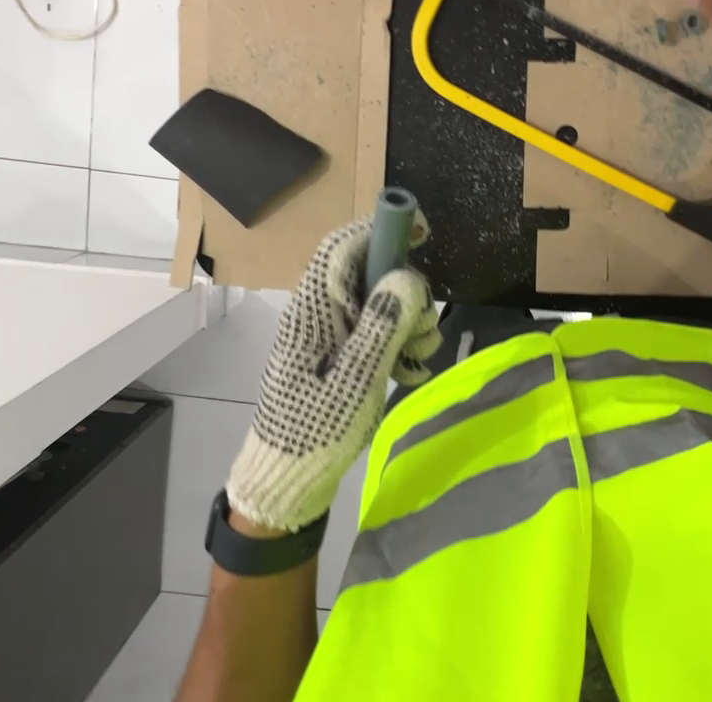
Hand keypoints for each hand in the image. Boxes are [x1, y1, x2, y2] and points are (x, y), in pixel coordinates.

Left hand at [225, 219, 439, 531]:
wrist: (286, 480)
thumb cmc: (315, 428)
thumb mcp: (356, 379)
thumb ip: (383, 324)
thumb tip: (407, 276)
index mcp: (314, 310)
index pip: (343, 247)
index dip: (380, 230)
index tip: (422, 234)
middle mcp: (321, 313)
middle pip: (372, 274)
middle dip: (408, 294)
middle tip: (425, 331)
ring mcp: (330, 334)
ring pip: (381, 303)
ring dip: (409, 324)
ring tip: (418, 360)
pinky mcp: (340, 354)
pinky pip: (377, 332)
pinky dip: (399, 346)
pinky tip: (408, 373)